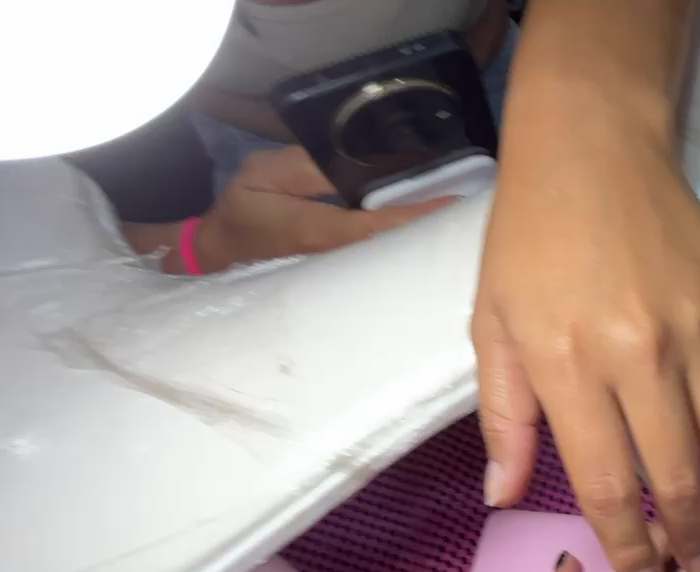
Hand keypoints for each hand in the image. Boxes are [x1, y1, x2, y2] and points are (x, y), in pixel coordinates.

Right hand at [192, 146, 453, 272]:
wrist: (228, 255)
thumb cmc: (247, 210)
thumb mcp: (265, 174)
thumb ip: (310, 168)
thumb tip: (357, 161)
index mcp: (323, 233)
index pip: (383, 226)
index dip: (419, 215)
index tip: (452, 201)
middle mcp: (347, 262)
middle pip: (402, 249)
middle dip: (435, 233)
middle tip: (470, 213)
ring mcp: (356, 278)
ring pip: (401, 261)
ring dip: (429, 243)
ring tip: (460, 224)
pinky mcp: (359, 282)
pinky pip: (393, 265)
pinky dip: (414, 250)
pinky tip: (434, 239)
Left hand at [471, 79, 699, 571]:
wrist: (596, 149)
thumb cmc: (532, 241)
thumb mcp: (491, 328)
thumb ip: (505, 421)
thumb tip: (506, 499)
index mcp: (569, 365)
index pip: (609, 485)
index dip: (629, 546)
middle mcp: (642, 357)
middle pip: (680, 477)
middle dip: (692, 539)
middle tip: (698, 571)